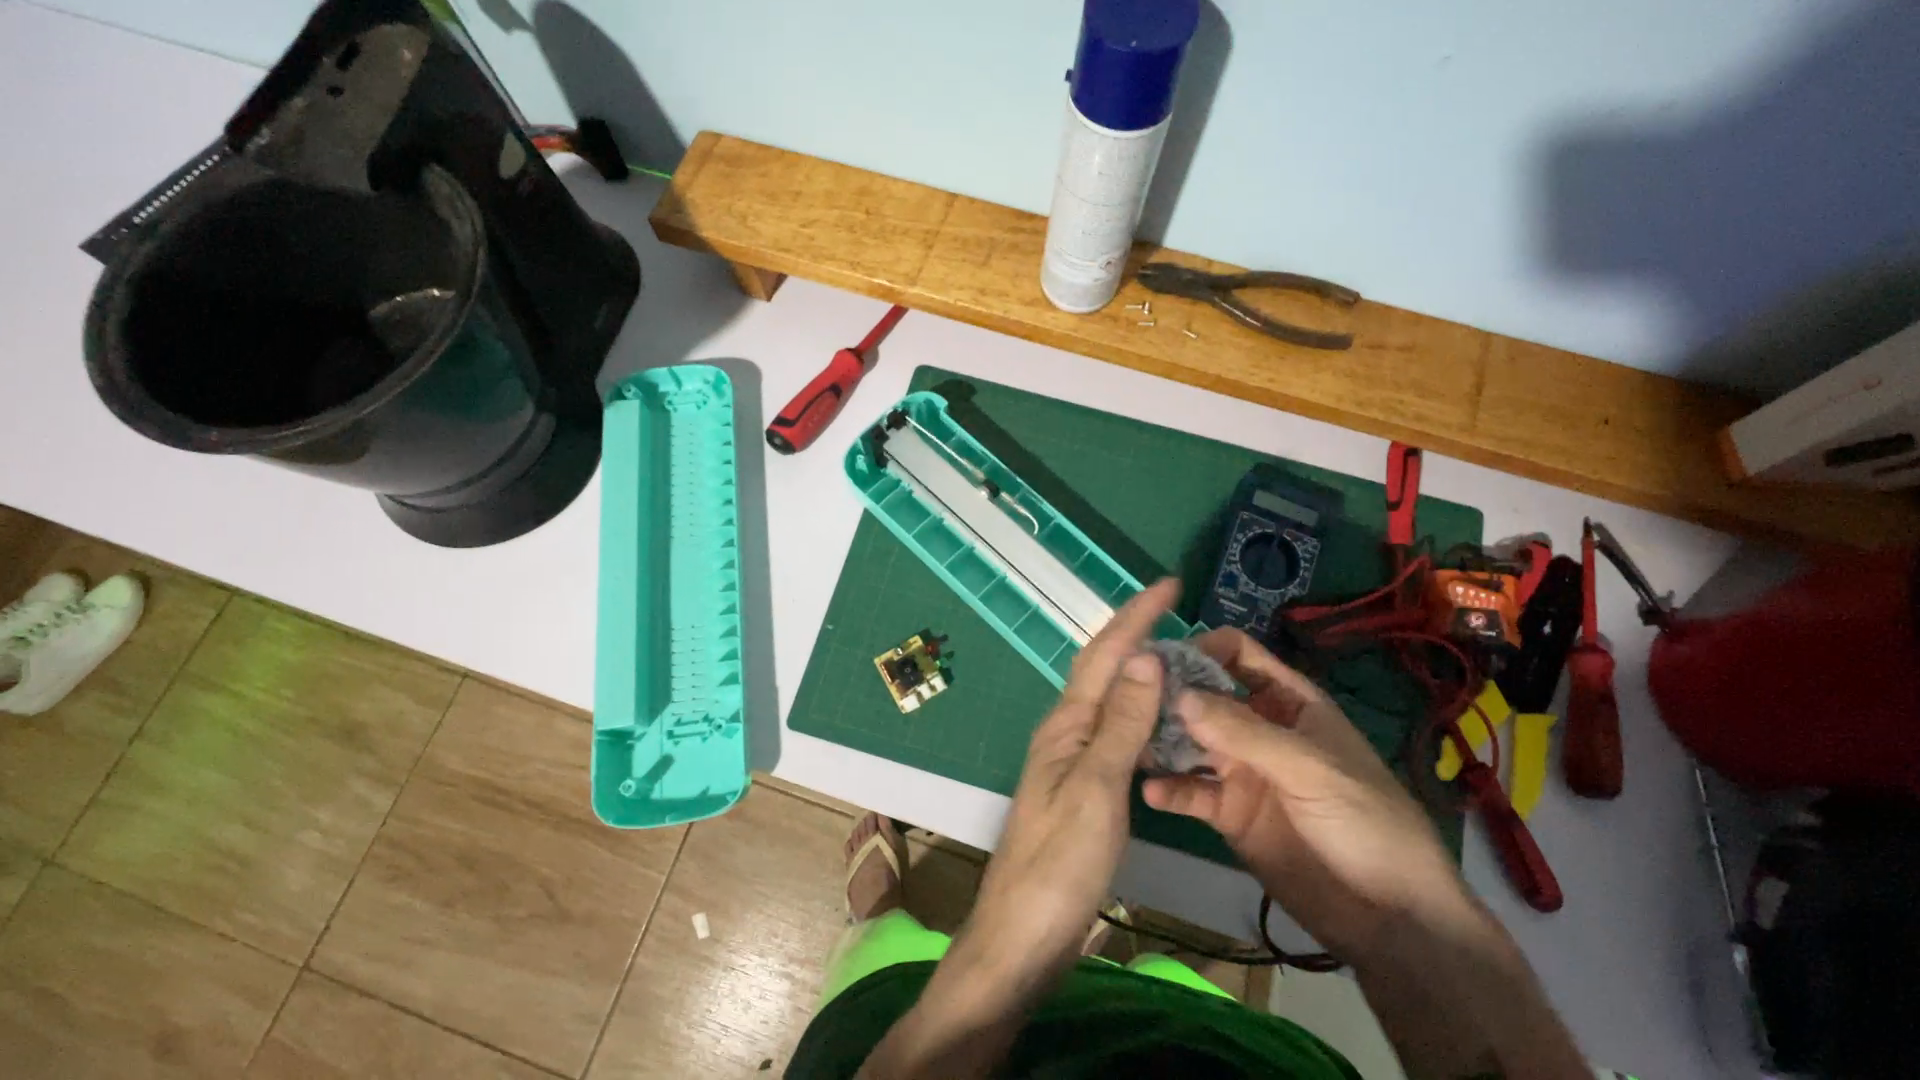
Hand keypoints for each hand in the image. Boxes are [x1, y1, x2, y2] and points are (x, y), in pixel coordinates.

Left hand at [954, 578, 1178, 989]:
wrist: (1022, 936)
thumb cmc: (1058, 863)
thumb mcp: (1096, 788)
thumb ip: (1121, 724)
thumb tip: (1145, 656)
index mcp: (1066, 726)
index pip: (1104, 656)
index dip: (1135, 616)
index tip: (1169, 583)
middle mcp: (1065, 735)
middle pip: (1104, 673)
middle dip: (1138, 638)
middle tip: (1183, 618)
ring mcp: (1071, 765)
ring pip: (1112, 705)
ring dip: (1143, 678)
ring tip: (1185, 664)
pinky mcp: (1082, 794)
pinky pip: (1117, 739)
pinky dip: (1144, 722)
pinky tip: (1166, 729)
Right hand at [1141, 627, 1467, 957]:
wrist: (1389, 915)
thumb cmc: (1366, 823)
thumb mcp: (1309, 768)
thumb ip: (1244, 732)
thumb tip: (1178, 694)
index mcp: (1290, 703)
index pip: (1238, 655)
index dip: (1201, 650)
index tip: (1157, 661)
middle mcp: (1261, 729)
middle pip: (1205, 697)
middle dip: (1169, 696)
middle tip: (1128, 702)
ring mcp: (1243, 773)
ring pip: (1190, 743)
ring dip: (1161, 741)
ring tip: (1129, 745)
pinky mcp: (1229, 815)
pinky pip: (1192, 792)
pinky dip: (1170, 790)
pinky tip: (1151, 792)